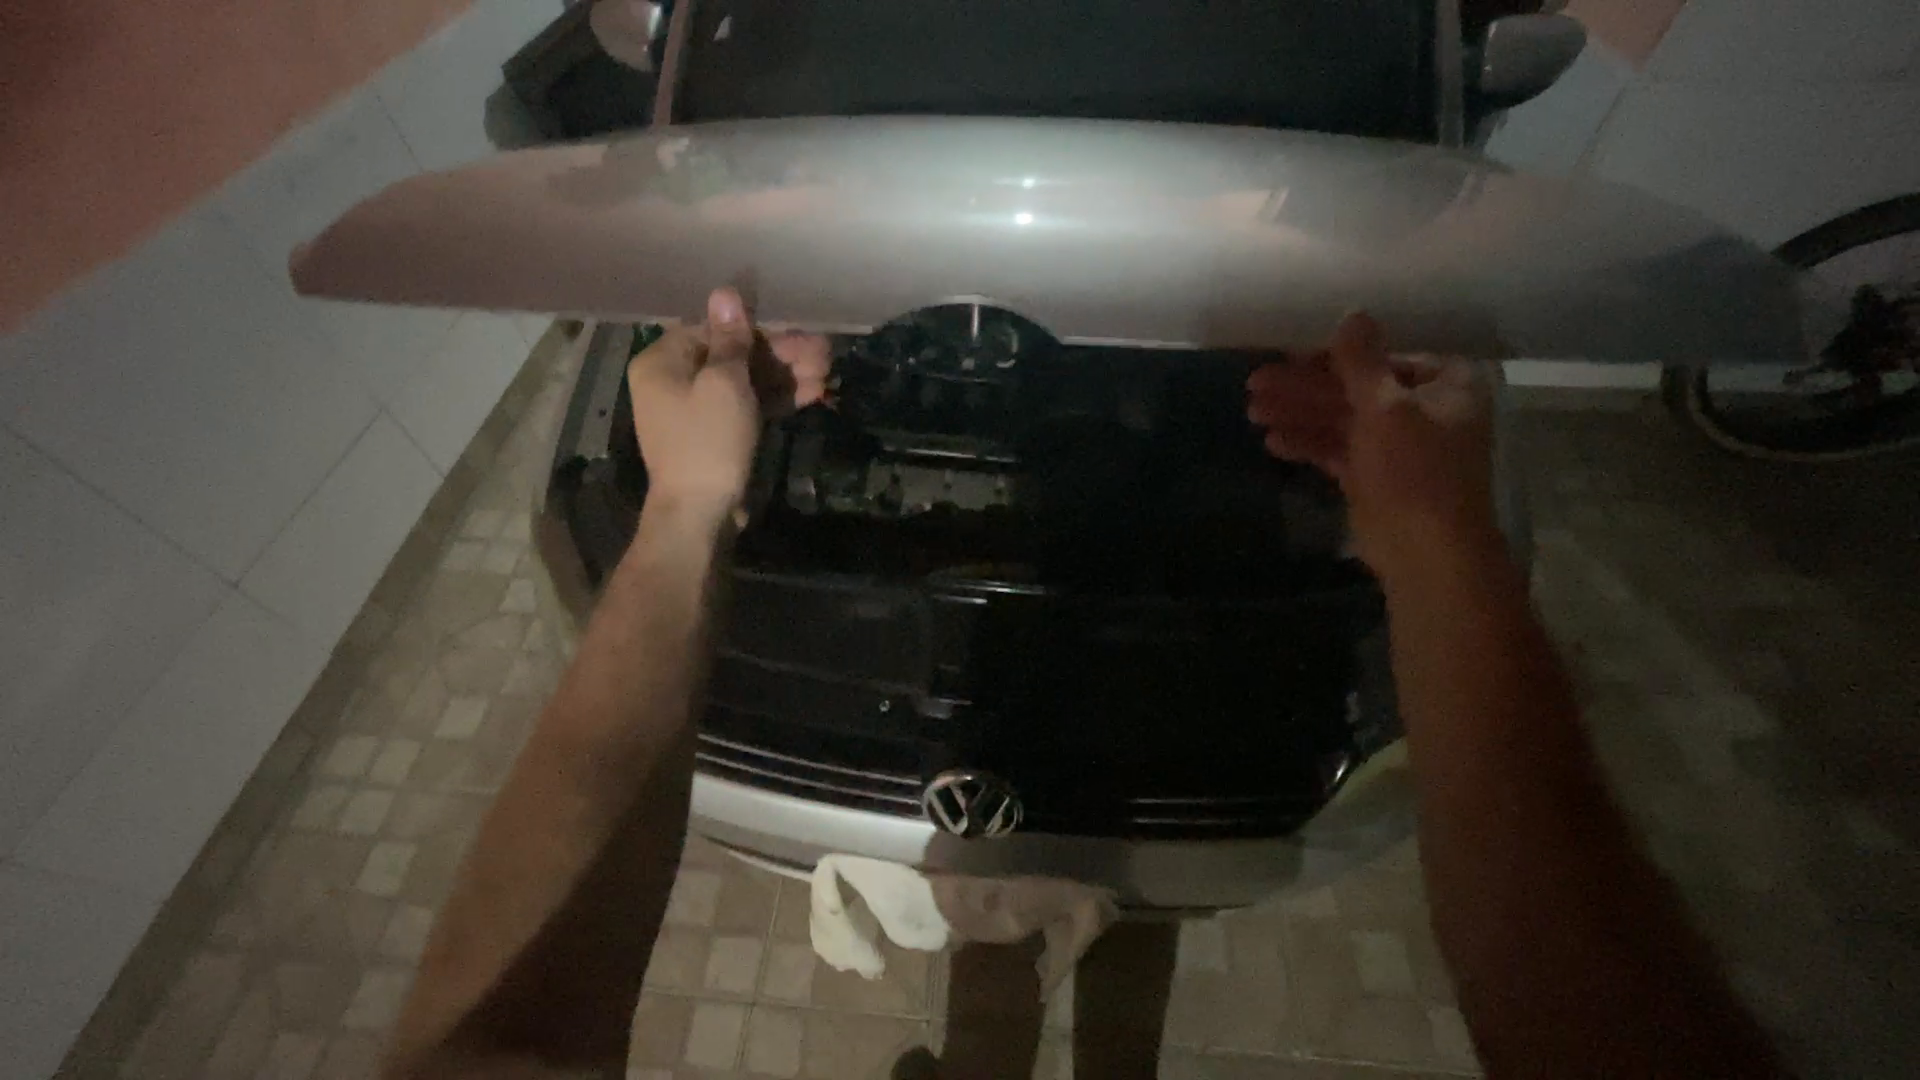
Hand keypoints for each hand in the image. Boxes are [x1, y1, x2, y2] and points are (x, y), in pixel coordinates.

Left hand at [626, 287, 829, 512]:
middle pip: (734, 355)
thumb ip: (731, 338)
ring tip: (826, 375)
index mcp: (663, 361)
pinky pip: (747, 406)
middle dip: (781, 355)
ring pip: (745, 382)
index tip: (800, 334)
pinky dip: (775, 399)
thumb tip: (725, 291)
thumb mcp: (724, 383)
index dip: (760, 331)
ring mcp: (696, 410)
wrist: (700, 514)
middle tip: (824, 356)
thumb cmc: (708, 442)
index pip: (715, 330)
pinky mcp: (717, 434)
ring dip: (785, 377)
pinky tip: (812, 394)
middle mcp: (674, 380)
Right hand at [1247, 313, 1497, 572]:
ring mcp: (1395, 444)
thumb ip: (1363, 361)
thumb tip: (1352, 314)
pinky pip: (1335, 449)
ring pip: (1339, 419)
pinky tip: (1272, 442)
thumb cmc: (1415, 470)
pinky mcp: (1372, 475)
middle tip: (1253, 386)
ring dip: (1297, 415)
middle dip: (1302, 389)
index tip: (1284, 358)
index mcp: (1441, 383)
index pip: (1376, 359)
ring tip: (1252, 413)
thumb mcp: (1386, 408)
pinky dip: (1306, 443)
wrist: (1426, 550)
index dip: (1327, 358)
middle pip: (1352, 389)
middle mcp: (1421, 408)